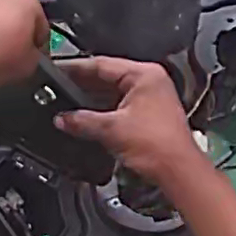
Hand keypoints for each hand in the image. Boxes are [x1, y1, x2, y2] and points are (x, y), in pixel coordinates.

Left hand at [0, 0, 49, 89]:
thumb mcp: (30, 64)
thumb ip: (36, 55)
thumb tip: (31, 57)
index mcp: (28, 2)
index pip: (43, 24)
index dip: (42, 44)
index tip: (37, 55)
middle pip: (20, 18)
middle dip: (20, 36)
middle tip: (19, 57)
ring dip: (1, 37)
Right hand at [53, 57, 204, 183]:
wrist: (177, 170)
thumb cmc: (159, 146)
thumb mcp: (111, 129)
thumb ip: (82, 121)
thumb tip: (63, 118)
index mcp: (144, 75)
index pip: (102, 64)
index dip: (76, 68)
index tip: (58, 69)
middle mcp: (149, 82)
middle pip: (107, 77)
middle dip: (81, 84)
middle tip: (58, 87)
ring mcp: (149, 98)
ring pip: (112, 92)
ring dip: (90, 99)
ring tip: (66, 103)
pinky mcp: (147, 115)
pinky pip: (118, 106)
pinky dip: (101, 111)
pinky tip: (85, 118)